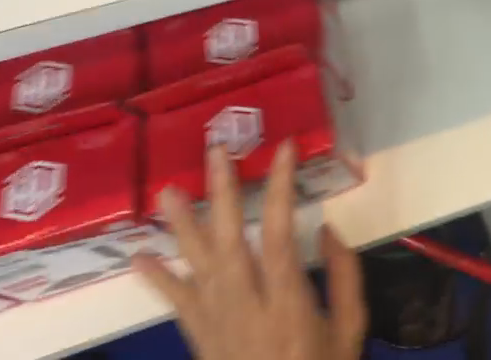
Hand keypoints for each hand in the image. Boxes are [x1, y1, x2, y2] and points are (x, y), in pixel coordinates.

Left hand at [135, 142, 365, 359]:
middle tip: (216, 152)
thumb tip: (329, 229)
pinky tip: (139, 256)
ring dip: (183, 226)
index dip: (280, 189)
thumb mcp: (350, 332)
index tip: (282, 150)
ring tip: (169, 191)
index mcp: (289, 305)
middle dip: (223, 194)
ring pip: (198, 267)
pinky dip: (158, 279)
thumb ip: (344, 278)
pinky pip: (178, 305)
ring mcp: (218, 325)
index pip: (282, 235)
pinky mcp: (202, 340)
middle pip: (231, 243)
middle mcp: (247, 309)